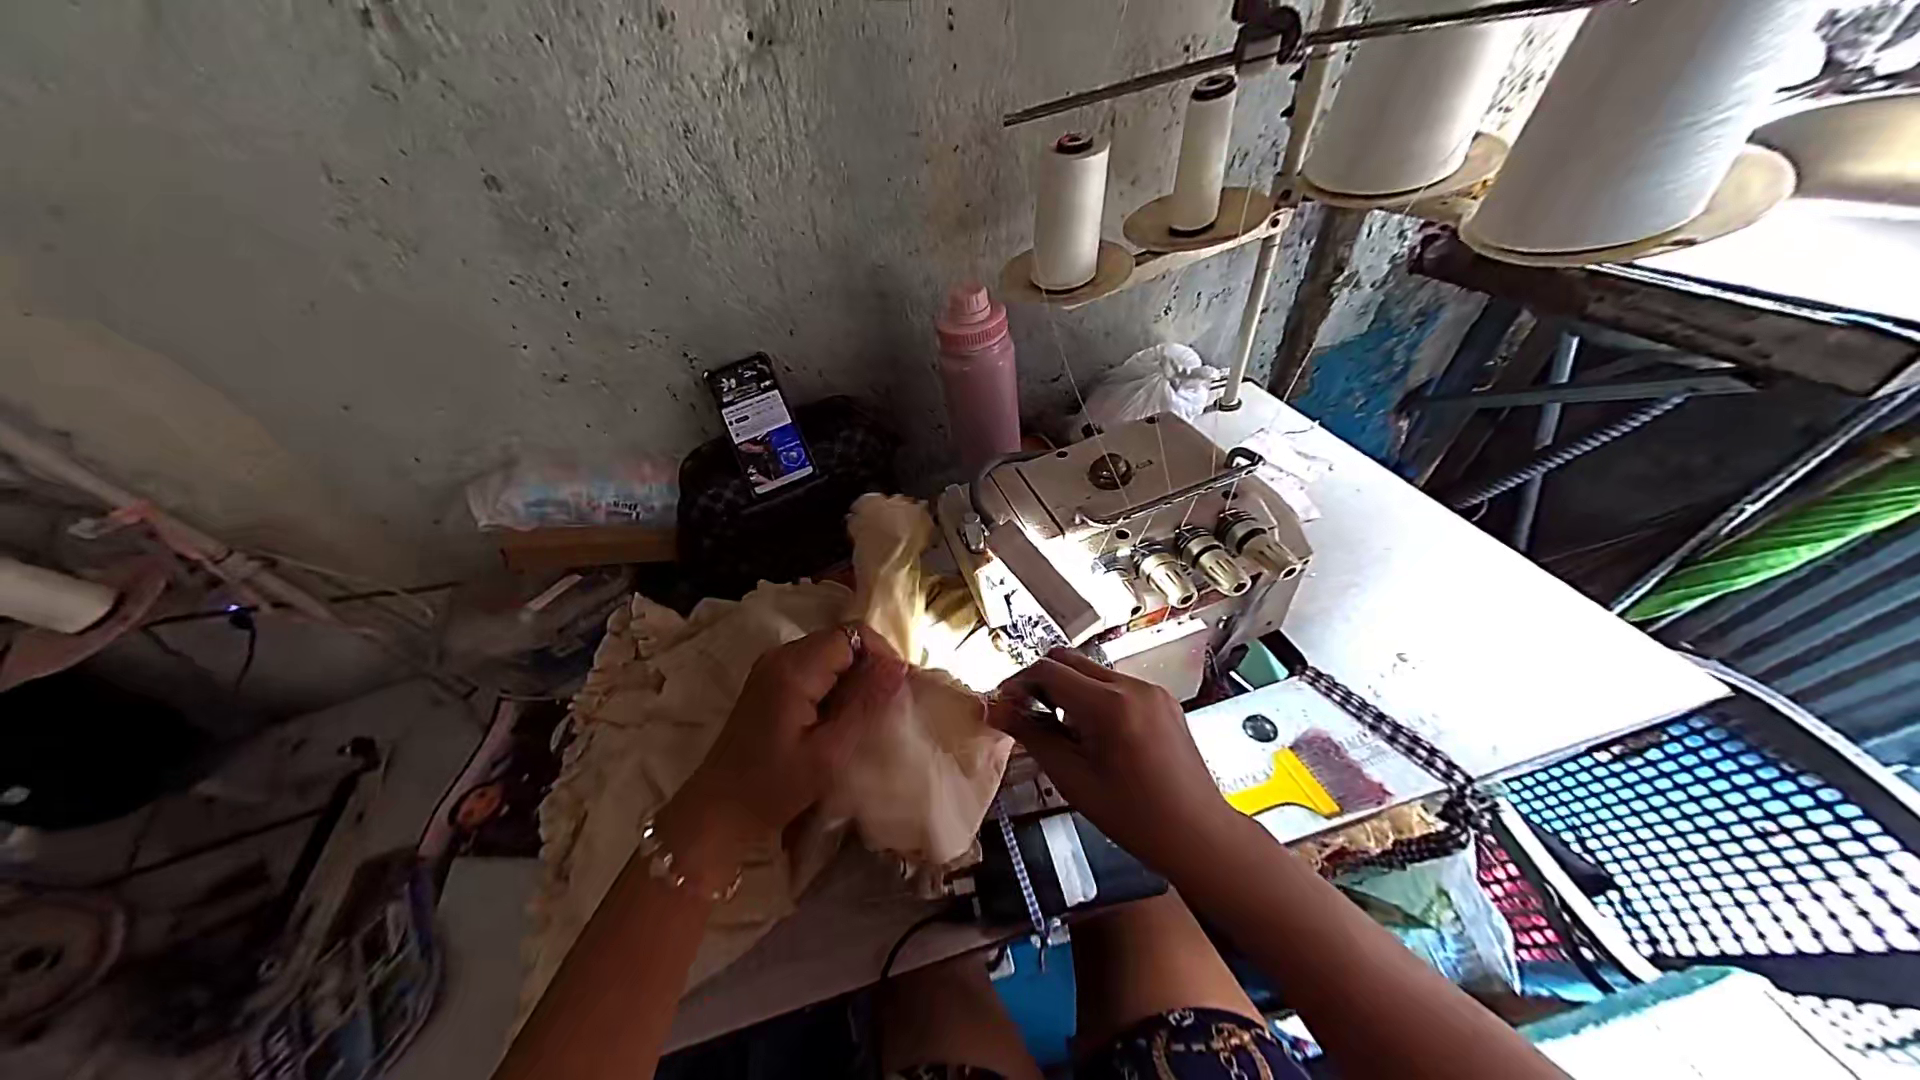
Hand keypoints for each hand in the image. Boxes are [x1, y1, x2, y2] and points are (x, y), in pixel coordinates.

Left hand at [667, 624, 905, 864]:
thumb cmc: (773, 787)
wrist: (719, 810)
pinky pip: (816, 666)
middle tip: (891, 703)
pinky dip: (837, 683)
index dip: (882, 654)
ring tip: (871, 711)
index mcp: (793, 669)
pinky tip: (843, 715)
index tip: (900, 688)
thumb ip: (866, 707)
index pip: (852, 634)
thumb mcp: (829, 755)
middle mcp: (780, 655)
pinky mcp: (770, 680)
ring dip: (856, 675)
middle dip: (872, 664)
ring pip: (831, 652)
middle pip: (841, 639)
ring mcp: (772, 666)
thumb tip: (900, 670)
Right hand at [988, 649, 1246, 877]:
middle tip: (1024, 713)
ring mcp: (1151, 691)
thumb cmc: (1135, 816)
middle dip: (1040, 681)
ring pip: (1091, 670)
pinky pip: (1116, 684)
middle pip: (1069, 660)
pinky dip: (1093, 697)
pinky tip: (1090, 733)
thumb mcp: (1072, 778)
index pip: (1048, 670)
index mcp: (1109, 704)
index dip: (1018, 683)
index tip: (1004, 704)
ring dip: (1066, 689)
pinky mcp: (1161, 700)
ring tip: (1058, 729)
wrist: (1197, 834)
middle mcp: (1133, 686)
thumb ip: (1032, 736)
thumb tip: (997, 710)